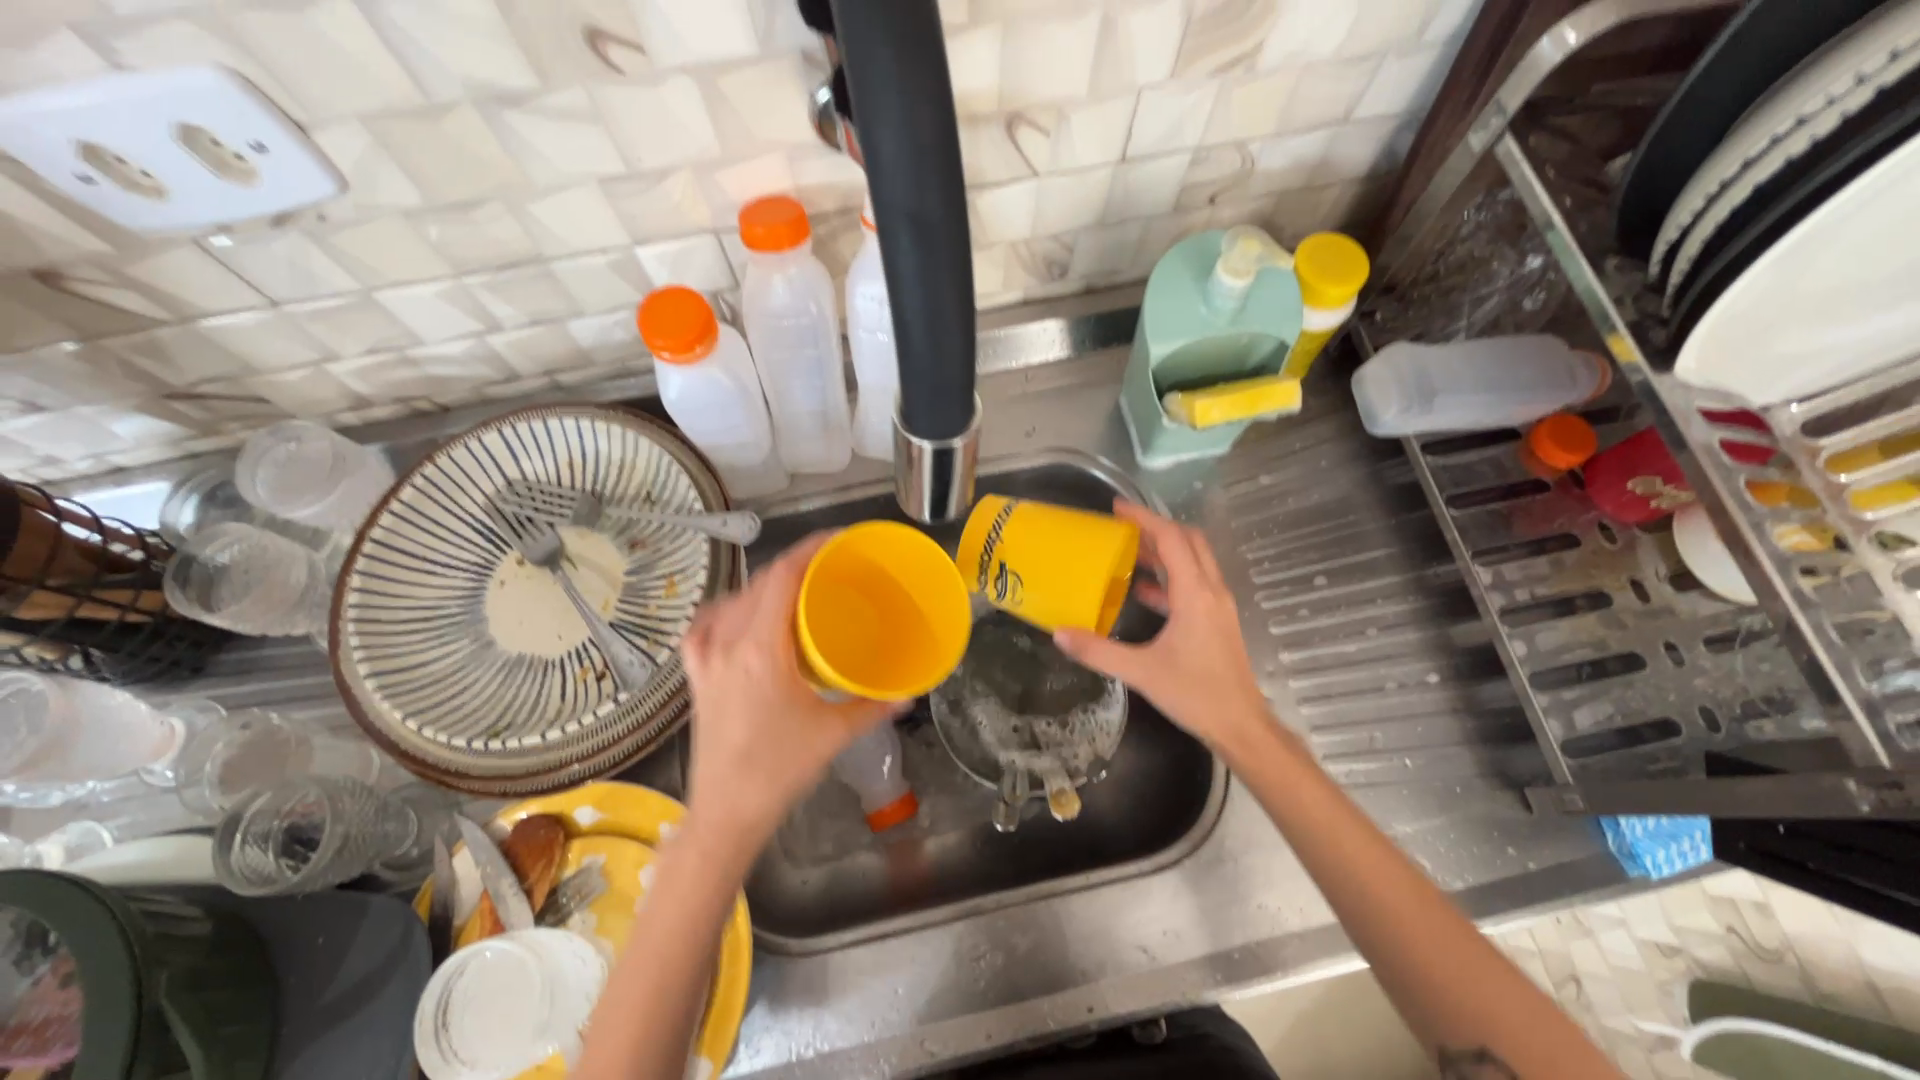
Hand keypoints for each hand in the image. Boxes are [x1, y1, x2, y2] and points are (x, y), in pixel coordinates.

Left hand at [680, 532, 901, 850]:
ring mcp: (705, 658)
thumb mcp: (833, 734)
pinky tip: (741, 616)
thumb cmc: (779, 771)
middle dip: (795, 565)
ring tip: (796, 591)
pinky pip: (706, 625)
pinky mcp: (696, 676)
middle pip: (760, 582)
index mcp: (760, 649)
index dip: (810, 549)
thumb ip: (873, 706)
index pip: (782, 577)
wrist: (725, 813)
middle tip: (830, 568)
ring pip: (734, 599)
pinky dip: (728, 610)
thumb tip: (908, 691)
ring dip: (765, 586)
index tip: (838, 541)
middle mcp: (727, 643)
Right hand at [1053, 500, 1272, 756]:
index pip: (1172, 539)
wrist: (1241, 725)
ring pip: (1194, 561)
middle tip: (1122, 528)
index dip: (1144, 519)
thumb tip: (1059, 634)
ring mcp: (1218, 606)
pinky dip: (1170, 578)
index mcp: (1195, 594)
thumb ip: (1098, 651)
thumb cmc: (1196, 695)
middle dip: (1156, 528)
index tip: (1117, 509)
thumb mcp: (1141, 672)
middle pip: (1188, 542)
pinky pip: (1194, 584)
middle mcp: (1211, 591)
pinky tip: (1144, 592)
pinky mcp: (1217, 621)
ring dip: (1164, 552)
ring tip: (1128, 553)